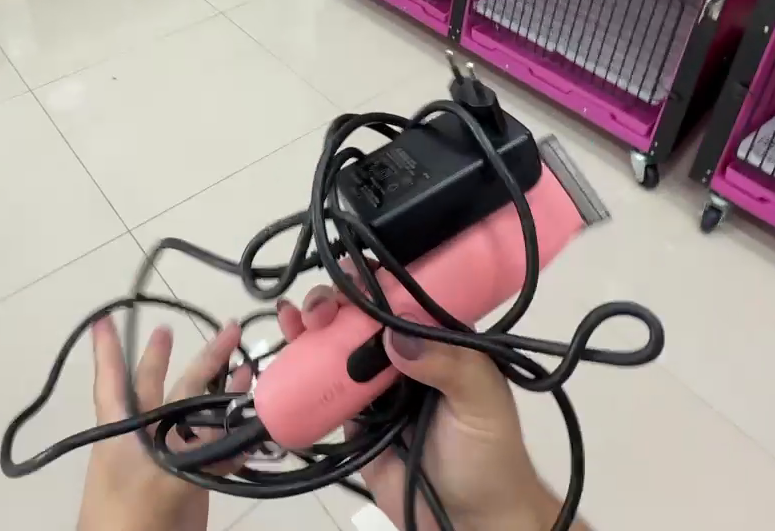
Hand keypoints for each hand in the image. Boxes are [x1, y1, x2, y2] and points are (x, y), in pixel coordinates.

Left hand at [78, 316, 247, 530]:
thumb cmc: (125, 521)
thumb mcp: (160, 480)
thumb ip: (202, 450)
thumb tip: (241, 424)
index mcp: (120, 429)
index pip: (111, 378)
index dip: (106, 349)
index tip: (102, 316)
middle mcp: (144, 435)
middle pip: (168, 384)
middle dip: (195, 356)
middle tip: (225, 327)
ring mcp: (168, 457)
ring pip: (198, 411)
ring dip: (221, 387)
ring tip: (246, 359)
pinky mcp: (191, 480)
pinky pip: (217, 446)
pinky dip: (236, 428)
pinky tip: (256, 409)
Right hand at [278, 289, 568, 530]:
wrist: (468, 526)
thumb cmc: (488, 456)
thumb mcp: (482, 402)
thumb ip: (448, 364)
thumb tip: (393, 334)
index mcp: (438, 335)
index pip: (404, 291)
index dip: (375, 274)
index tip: (352, 270)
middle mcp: (404, 349)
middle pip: (363, 310)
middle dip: (337, 298)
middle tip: (322, 310)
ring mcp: (375, 380)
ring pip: (338, 337)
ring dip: (313, 318)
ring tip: (297, 317)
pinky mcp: (352, 414)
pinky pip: (323, 381)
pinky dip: (301, 357)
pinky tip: (287, 338)